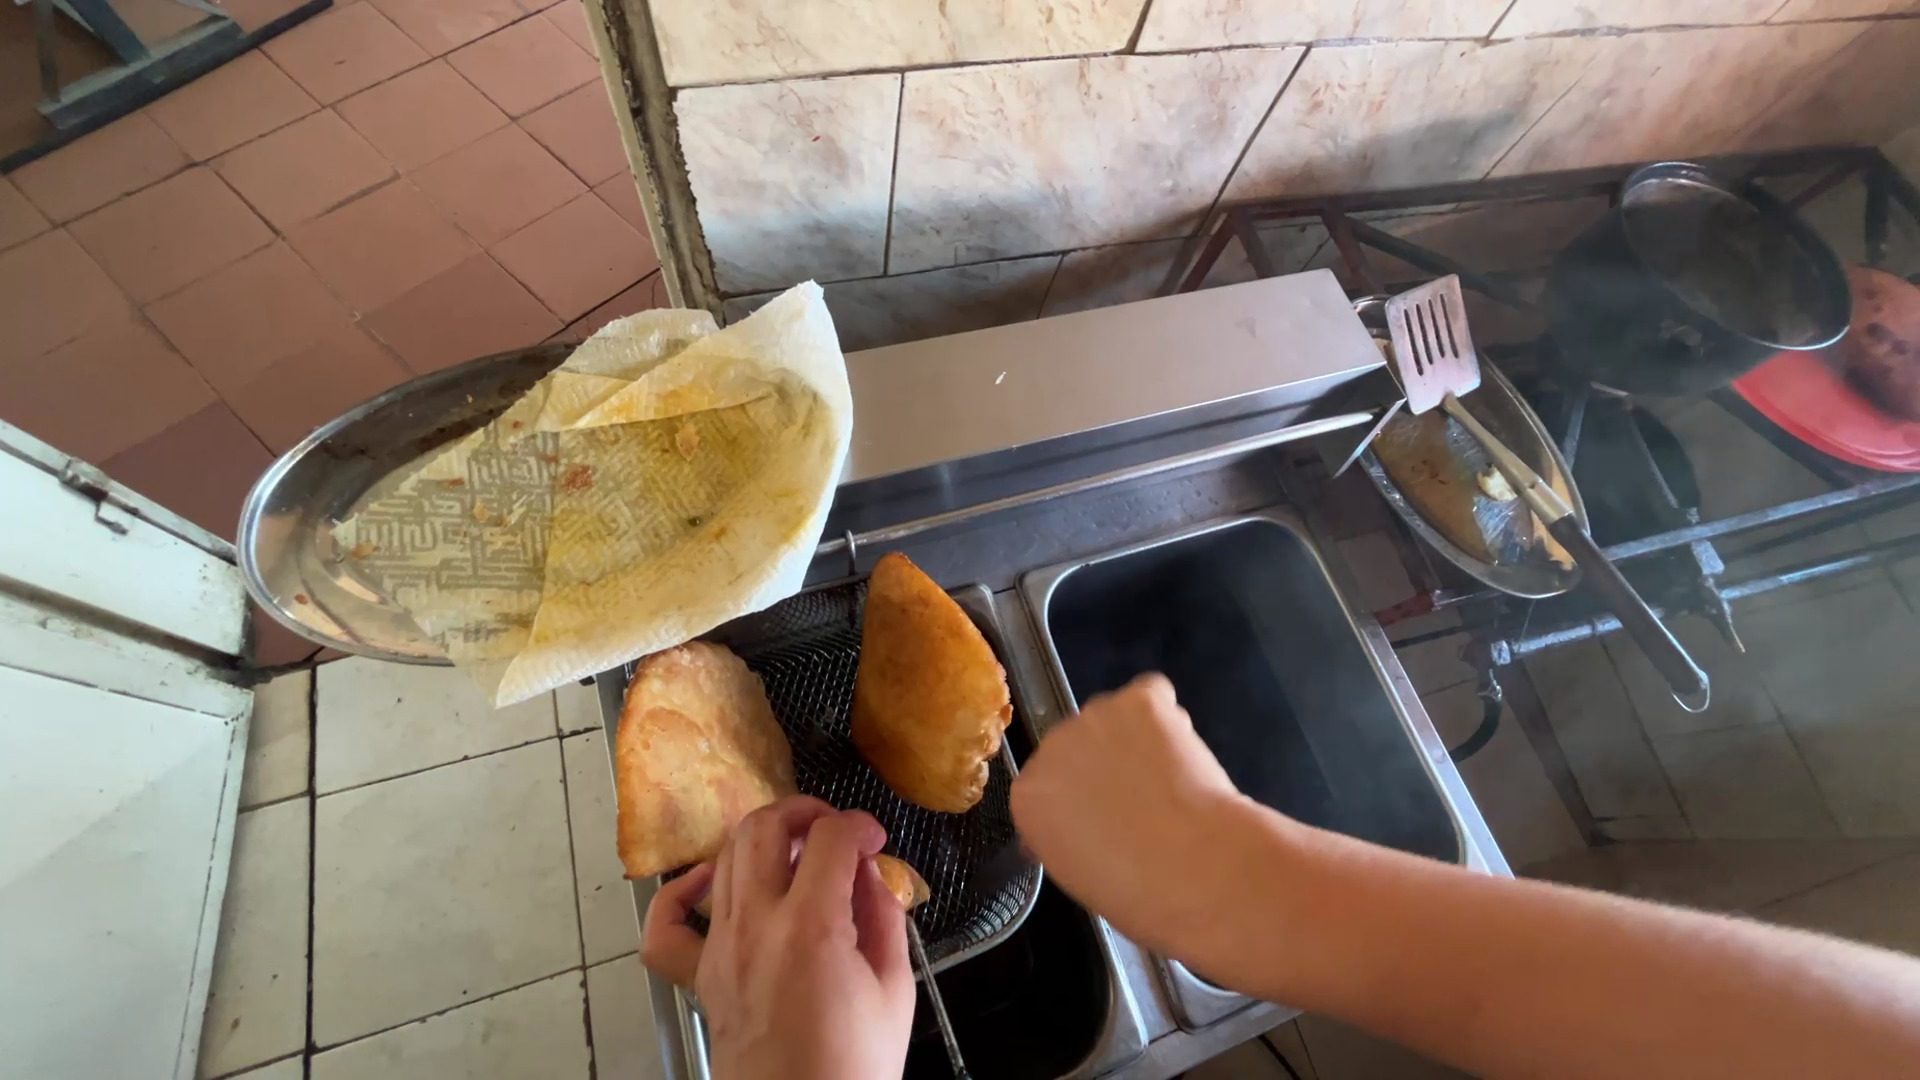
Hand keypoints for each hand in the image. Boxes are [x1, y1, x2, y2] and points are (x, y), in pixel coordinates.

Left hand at [640, 795, 914, 1079]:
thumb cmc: (855, 1066)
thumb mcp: (895, 987)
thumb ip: (884, 914)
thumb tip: (868, 870)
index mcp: (812, 927)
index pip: (830, 836)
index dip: (859, 823)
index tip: (875, 839)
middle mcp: (756, 925)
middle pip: (765, 826)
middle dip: (806, 810)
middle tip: (834, 830)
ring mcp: (720, 948)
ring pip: (726, 854)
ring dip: (764, 836)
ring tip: (797, 852)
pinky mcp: (699, 976)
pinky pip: (668, 924)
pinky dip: (685, 889)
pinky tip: (715, 880)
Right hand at [1010, 673, 1279, 966]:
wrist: (1197, 870)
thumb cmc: (1141, 894)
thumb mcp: (1080, 876)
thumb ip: (1067, 836)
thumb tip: (1083, 826)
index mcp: (1029, 798)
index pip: (1047, 785)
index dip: (1080, 797)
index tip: (1105, 817)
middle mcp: (1051, 749)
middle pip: (1077, 745)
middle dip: (1104, 763)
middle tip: (1142, 798)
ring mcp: (1094, 718)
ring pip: (1113, 717)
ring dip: (1134, 738)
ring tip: (1169, 778)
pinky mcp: (1137, 700)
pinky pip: (1151, 695)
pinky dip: (1166, 716)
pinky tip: (1180, 750)